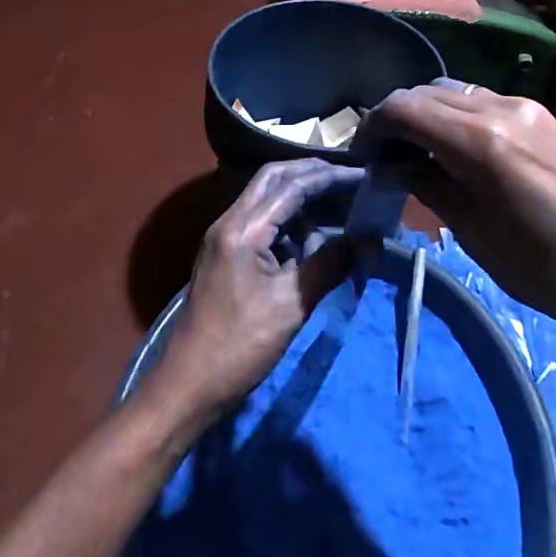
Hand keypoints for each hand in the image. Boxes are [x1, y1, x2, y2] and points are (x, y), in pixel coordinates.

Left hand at [147, 159, 362, 416]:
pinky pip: (260, 221)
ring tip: (337, 202)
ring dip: (299, 195)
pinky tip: (312, 236)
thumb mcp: (292, 304)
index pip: (291, 186)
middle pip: (273, 178)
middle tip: (348, 178)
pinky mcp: (225, 254)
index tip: (362, 176)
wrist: (190, 383)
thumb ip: (329, 264)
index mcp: (242, 228)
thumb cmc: (240, 345)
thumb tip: (366, 240)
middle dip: (311, 173)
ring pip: (265, 198)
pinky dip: (288, 220)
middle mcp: (228, 222)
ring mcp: (223, 237)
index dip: (329, 177)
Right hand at [363, 80, 555, 359]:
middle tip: (384, 156)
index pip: (403, 108)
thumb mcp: (474, 233)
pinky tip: (455, 149)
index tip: (361, 155)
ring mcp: (526, 107)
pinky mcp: (543, 116)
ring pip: (453, 92)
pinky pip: (481, 101)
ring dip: (426, 113)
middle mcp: (502, 109)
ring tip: (417, 152)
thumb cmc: (546, 271)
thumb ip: (428, 185)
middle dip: (396, 118)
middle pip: (425, 93)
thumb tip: (393, 164)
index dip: (373, 127)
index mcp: (480, 142)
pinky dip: (455, 116)